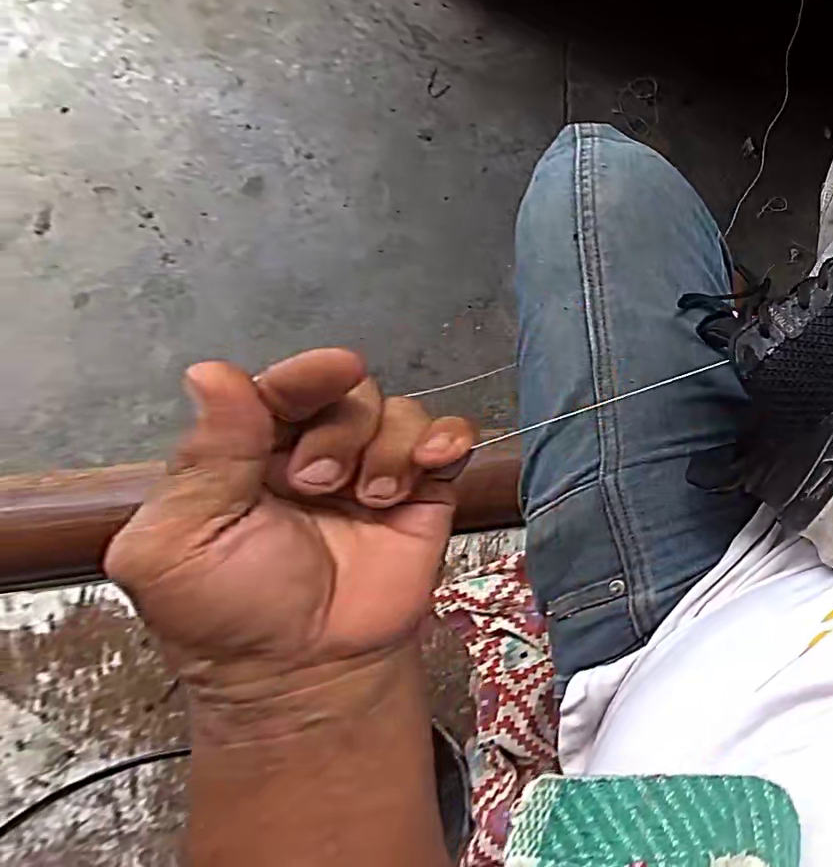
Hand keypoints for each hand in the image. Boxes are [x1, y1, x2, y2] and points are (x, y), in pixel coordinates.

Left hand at [104, 349, 475, 703]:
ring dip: (391, 449)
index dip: (306, 376)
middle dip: (343, 431)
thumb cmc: (233, 607)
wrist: (315, 661)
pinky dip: (450, 439)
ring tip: (374, 499)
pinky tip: (433, 464)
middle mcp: (319, 453)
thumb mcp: (183, 538)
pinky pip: (454, 437)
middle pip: (352, 397)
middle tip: (320, 484)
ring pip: (404, 414)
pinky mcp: (432, 486)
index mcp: (248, 457)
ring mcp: (381, 467)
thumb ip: (210, 454)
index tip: (334, 369)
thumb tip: (214, 371)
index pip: (280, 393)